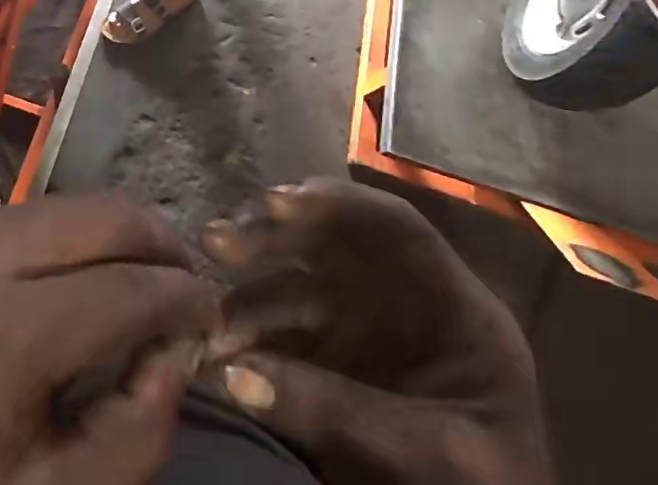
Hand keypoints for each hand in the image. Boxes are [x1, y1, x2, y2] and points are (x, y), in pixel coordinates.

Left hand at [0, 197, 216, 484]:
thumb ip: (127, 437)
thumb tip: (172, 355)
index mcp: (5, 330)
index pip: (133, 288)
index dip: (188, 300)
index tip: (215, 318)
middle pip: (111, 215)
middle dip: (164, 246)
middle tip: (188, 295)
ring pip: (77, 205)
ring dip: (122, 239)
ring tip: (142, 290)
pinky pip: (39, 217)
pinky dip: (81, 238)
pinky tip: (83, 282)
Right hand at [201, 179, 551, 484]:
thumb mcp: (433, 454)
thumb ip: (339, 410)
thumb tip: (233, 375)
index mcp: (453, 308)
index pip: (398, 229)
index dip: (339, 203)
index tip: (274, 203)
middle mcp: (399, 304)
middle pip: (332, 247)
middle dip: (272, 238)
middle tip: (215, 242)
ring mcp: (360, 334)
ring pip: (294, 289)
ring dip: (247, 298)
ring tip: (205, 318)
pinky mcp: (328, 368)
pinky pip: (279, 340)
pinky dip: (246, 341)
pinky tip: (213, 350)